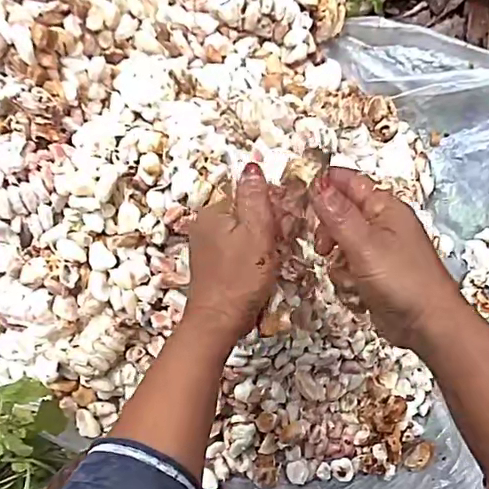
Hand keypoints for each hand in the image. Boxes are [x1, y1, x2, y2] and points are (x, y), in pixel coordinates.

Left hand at [184, 162, 279, 341]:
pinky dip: (253, 257)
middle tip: (278, 247)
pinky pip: (239, 250)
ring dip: (263, 243)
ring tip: (270, 262)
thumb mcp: (257, 233)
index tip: (282, 225)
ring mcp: (207, 245)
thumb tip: (252, 166)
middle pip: (246, 212)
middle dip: (268, 226)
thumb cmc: (240, 280)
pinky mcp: (213, 264)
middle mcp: (205, 224)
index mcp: (213, 211)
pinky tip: (260, 271)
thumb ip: (256, 198)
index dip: (272, 207)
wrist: (218, 322)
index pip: (248, 192)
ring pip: (245, 232)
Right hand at [309, 167, 471, 353]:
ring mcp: (379, 251)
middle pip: (341, 214)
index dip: (324, 186)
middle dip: (328, 231)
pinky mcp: (376, 275)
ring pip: (341, 244)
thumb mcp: (364, 244)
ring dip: (337, 260)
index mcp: (385, 207)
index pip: (349, 182)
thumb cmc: (404, 281)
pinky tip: (355, 289)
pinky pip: (349, 268)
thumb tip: (318, 186)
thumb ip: (338, 215)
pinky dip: (347, 278)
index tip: (301, 197)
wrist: (427, 324)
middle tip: (324, 246)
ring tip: (346, 272)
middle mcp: (383, 225)